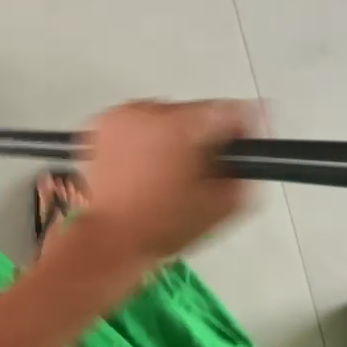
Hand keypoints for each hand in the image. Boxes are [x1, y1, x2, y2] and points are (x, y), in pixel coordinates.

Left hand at [73, 99, 254, 266]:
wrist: (112, 237)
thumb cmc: (168, 223)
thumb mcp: (224, 203)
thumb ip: (246, 168)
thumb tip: (248, 149)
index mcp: (182, 124)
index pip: (229, 111)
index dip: (241, 130)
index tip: (241, 149)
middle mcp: (148, 110)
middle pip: (192, 113)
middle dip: (201, 135)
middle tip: (199, 168)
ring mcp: (119, 115)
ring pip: (161, 116)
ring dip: (170, 135)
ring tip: (167, 169)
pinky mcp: (98, 125)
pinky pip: (133, 124)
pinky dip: (142, 138)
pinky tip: (142, 165)